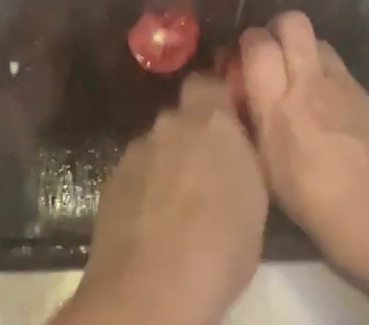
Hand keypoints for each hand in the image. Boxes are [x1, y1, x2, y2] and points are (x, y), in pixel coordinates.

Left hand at [56, 75, 268, 324]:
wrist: (151, 286)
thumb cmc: (220, 245)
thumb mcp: (256, 199)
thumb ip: (241, 160)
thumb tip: (234, 150)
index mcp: (211, 121)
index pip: (208, 81)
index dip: (216, 97)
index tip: (228, 119)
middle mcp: (169, 125)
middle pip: (182, 117)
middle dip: (193, 136)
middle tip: (210, 172)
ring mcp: (136, 151)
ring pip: (158, 146)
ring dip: (169, 164)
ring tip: (182, 206)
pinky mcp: (112, 180)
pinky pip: (138, 173)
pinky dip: (146, 189)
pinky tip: (155, 223)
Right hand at [239, 11, 368, 285]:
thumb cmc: (325, 213)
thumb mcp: (272, 176)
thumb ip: (255, 128)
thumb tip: (241, 100)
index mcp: (282, 108)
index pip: (258, 44)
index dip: (246, 45)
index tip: (239, 63)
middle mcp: (313, 85)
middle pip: (293, 23)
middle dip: (276, 31)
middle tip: (269, 59)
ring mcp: (347, 87)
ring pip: (318, 41)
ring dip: (302, 51)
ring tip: (296, 84)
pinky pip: (339, 70)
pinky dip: (325, 77)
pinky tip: (326, 112)